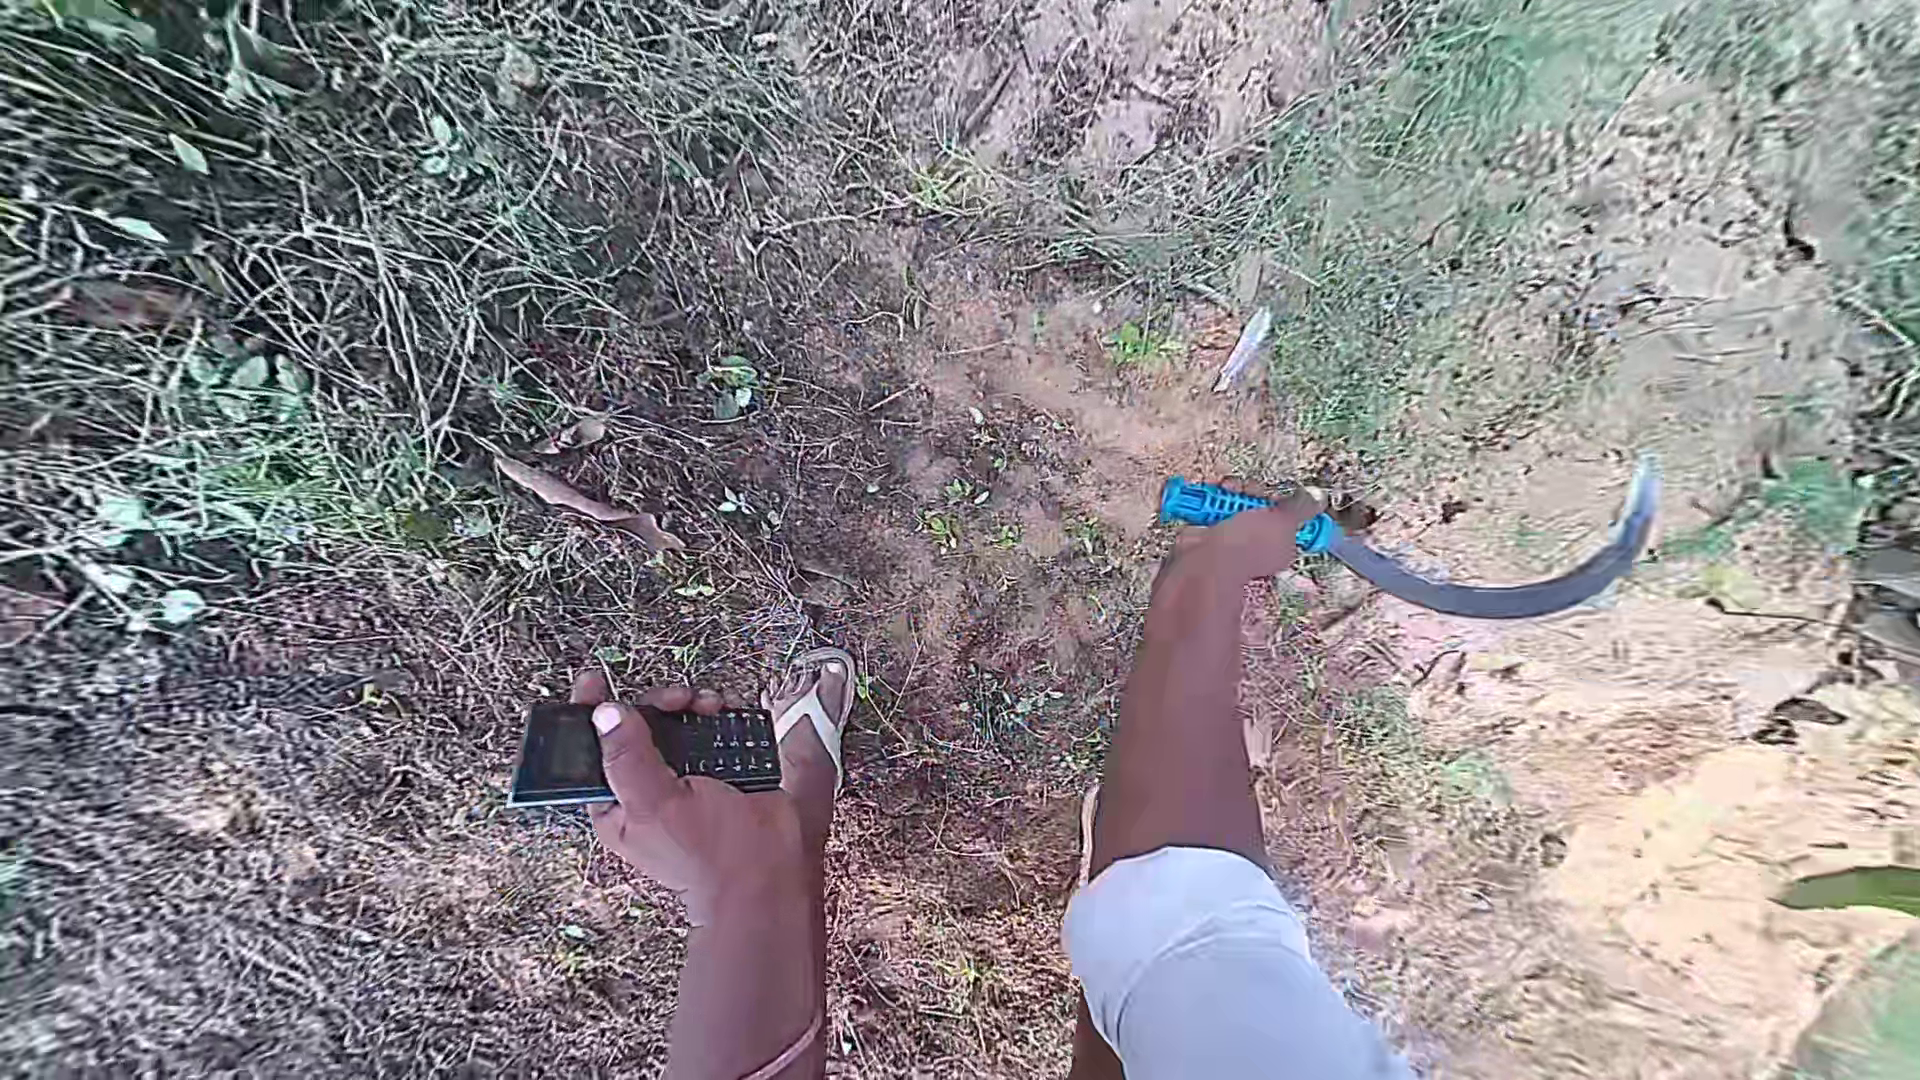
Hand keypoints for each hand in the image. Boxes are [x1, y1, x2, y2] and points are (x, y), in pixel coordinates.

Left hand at [571, 671, 810, 925]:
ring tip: (710, 706)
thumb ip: (628, 758)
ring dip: (693, 704)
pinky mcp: (722, 762)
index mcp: (618, 801)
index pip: (592, 749)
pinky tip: (727, 711)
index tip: (594, 680)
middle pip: (642, 724)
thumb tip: (605, 715)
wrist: (767, 866)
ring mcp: (689, 770)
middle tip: (678, 699)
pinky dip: (721, 711)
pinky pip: (715, 724)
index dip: (589, 713)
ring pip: (680, 720)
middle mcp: (651, 782)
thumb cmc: (707, 852)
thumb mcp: (657, 805)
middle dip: (658, 703)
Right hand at [1166, 487, 1322, 582]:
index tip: (1279, 493)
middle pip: (1259, 507)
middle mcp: (1255, 543)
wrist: (1205, 557)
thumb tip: (1317, 497)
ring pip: (1234, 504)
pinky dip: (1210, 498)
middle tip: (1249, 491)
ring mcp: (1229, 537)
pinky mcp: (1206, 531)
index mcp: (1281, 546)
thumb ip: (1301, 508)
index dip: (1282, 501)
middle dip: (1253, 493)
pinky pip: (1211, 507)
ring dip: (1230, 493)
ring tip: (1227, 490)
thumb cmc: (1246, 547)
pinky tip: (1212, 495)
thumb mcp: (1284, 522)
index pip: (1286, 519)